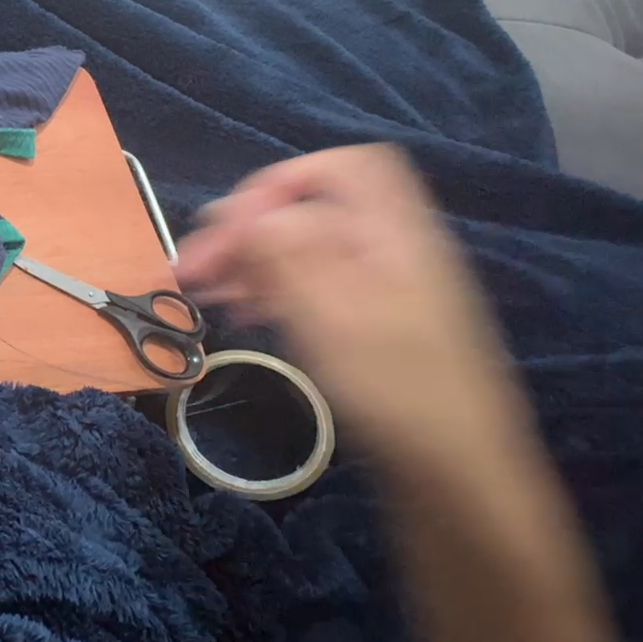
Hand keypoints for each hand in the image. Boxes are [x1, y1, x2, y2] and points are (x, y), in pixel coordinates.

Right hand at [175, 145, 529, 459]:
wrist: (453, 472)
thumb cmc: (395, 390)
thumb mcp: (330, 316)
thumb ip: (286, 253)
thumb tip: (243, 209)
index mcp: (391, 236)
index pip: (341, 169)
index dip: (280, 183)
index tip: (232, 226)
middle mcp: (385, 250)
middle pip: (306, 211)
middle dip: (243, 232)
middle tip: (189, 269)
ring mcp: (376, 286)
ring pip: (299, 249)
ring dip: (245, 262)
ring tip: (200, 292)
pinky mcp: (364, 320)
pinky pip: (307, 283)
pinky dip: (266, 288)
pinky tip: (237, 312)